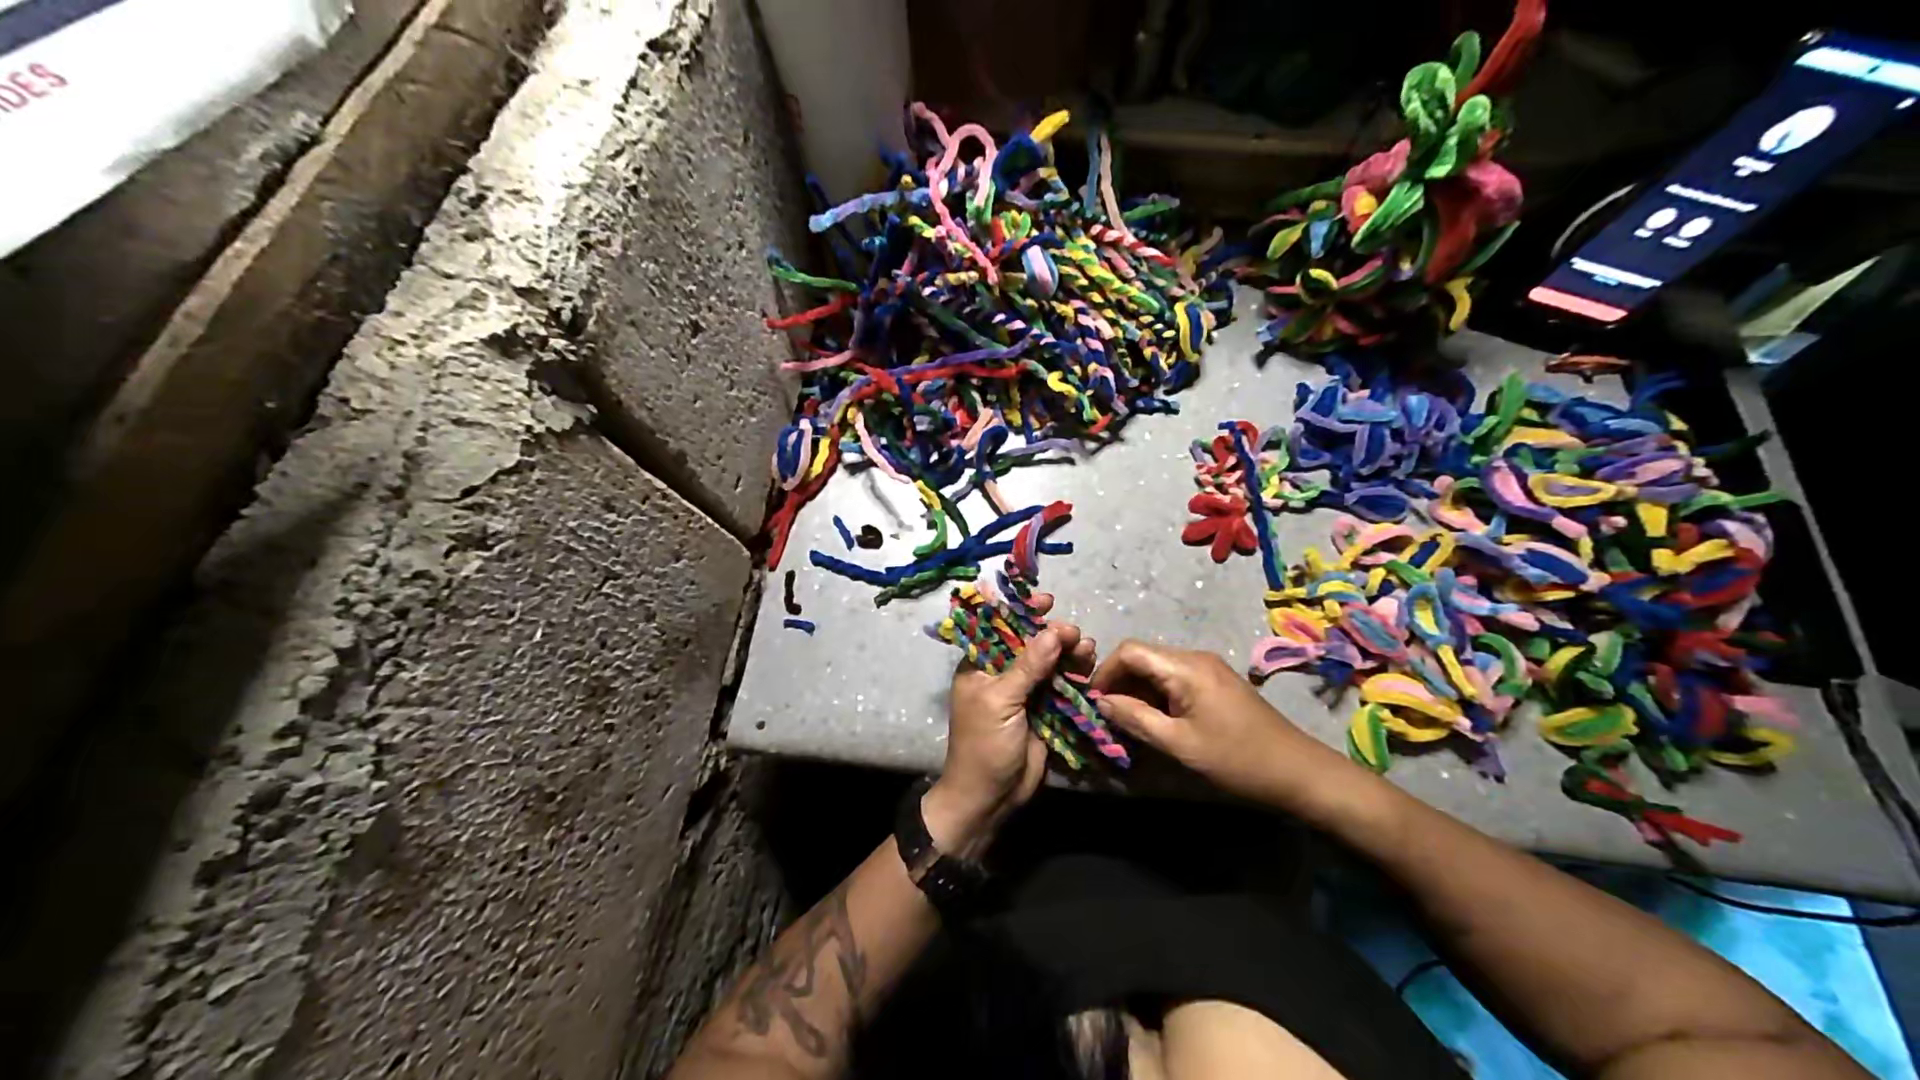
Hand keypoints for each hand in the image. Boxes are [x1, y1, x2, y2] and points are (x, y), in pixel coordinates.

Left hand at [932, 593, 1093, 856]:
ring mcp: (1024, 692)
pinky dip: (1075, 676)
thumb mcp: (1000, 702)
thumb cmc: (983, 745)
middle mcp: (1002, 674)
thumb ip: (1027, 667)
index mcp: (980, 666)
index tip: (1046, 600)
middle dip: (1053, 634)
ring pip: (1050, 663)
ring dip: (1069, 653)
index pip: (999, 627)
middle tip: (1074, 635)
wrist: (990, 797)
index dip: (1021, 611)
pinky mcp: (1044, 710)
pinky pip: (1061, 686)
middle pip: (1031, 643)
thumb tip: (1052, 631)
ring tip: (1087, 649)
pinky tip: (1089, 668)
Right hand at [1089, 640, 1365, 817]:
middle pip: (1142, 657)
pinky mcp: (1216, 683)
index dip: (1105, 672)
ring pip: (1157, 668)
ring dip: (1137, 691)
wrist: (1298, 771)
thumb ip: (1135, 718)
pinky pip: (1174, 679)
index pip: (1129, 650)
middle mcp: (1195, 658)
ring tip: (1128, 722)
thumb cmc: (1235, 759)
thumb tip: (1101, 701)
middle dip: (1119, 682)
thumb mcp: (1178, 743)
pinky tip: (1156, 721)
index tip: (1093, 702)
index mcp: (1185, 667)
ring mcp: (1208, 669)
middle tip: (1108, 716)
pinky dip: (1157, 695)